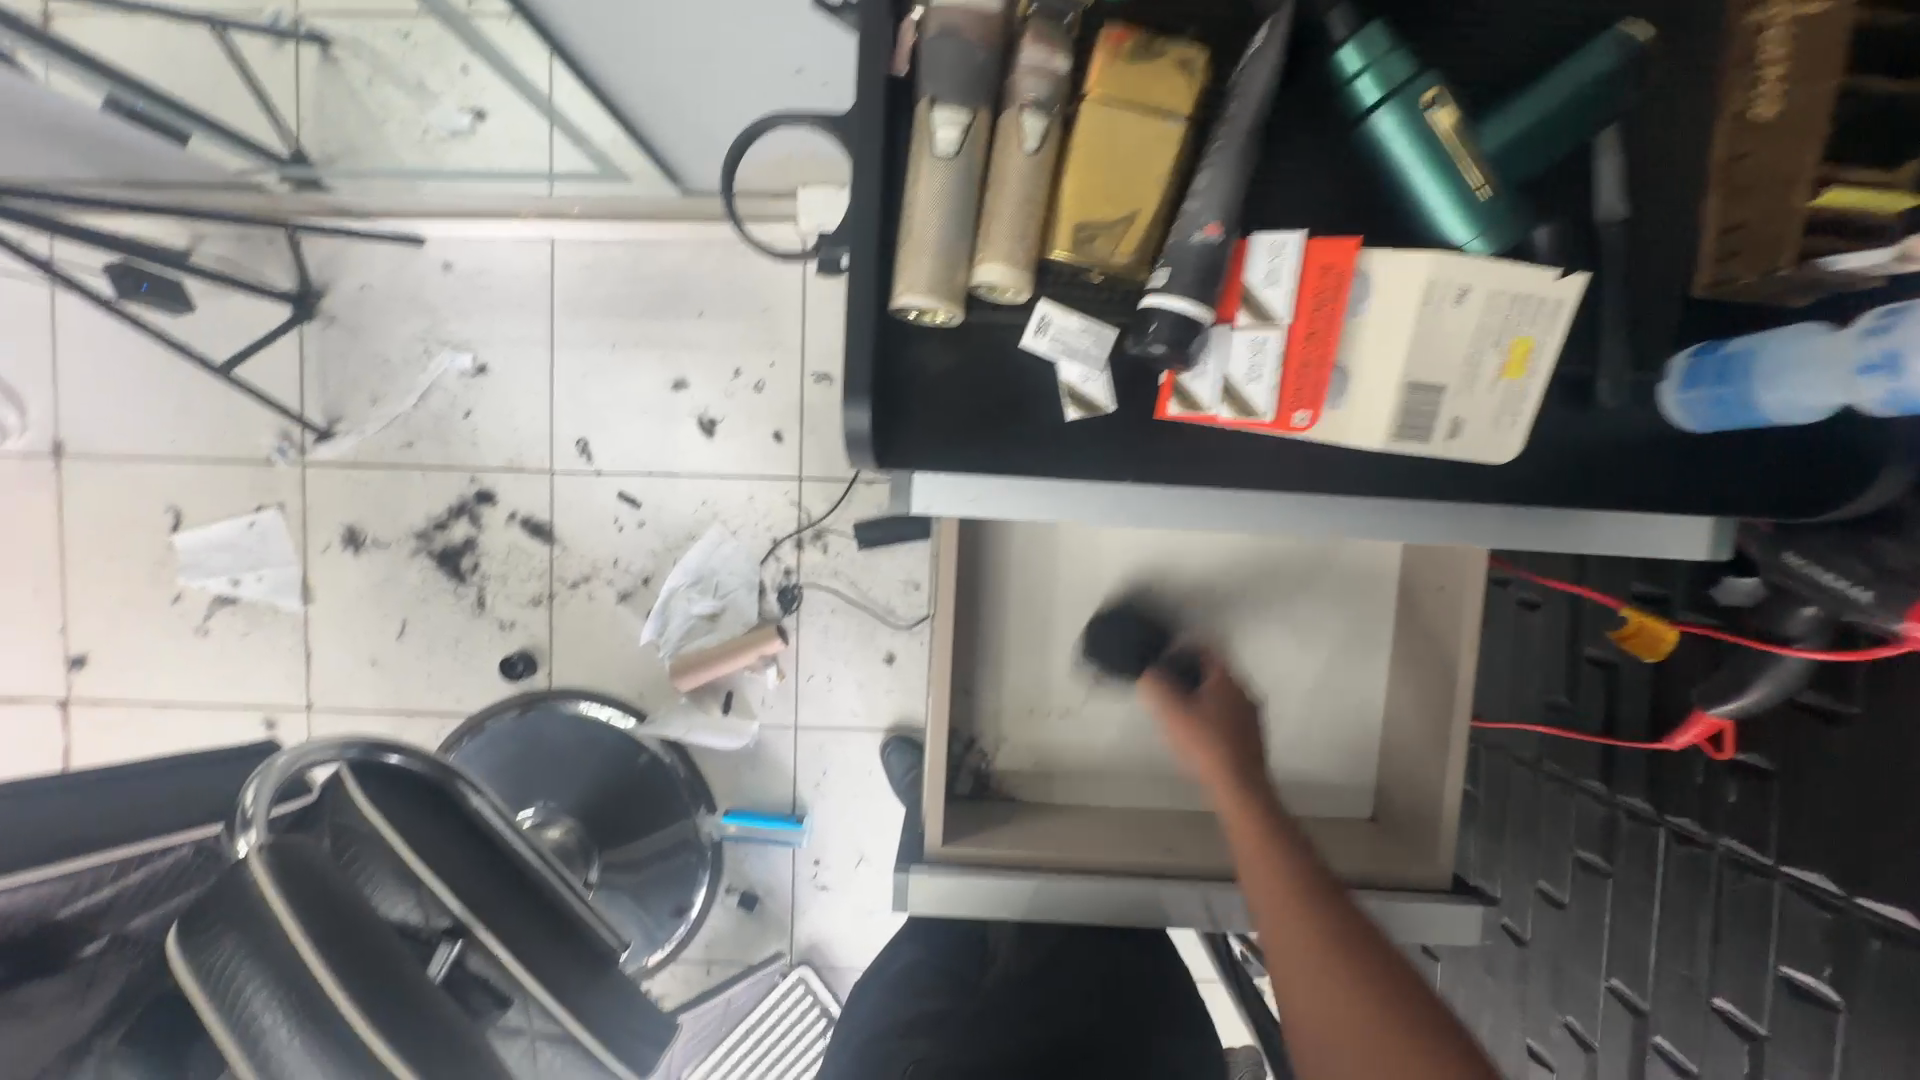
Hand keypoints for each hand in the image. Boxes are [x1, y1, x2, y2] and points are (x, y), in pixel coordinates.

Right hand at [1138, 651, 1270, 798]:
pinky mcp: (1253, 739)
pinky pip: (1230, 717)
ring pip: (1224, 697)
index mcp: (1227, 680)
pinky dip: (1214, 718)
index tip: (1168, 657)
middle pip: (1216, 675)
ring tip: (1182, 710)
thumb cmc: (1205, 743)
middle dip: (1193, 676)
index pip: (1206, 652)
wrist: (1240, 785)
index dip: (1184, 651)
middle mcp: (1244, 693)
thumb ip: (1156, 686)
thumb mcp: (1171, 711)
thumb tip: (1149, 673)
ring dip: (1204, 698)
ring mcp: (1252, 717)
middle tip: (1171, 685)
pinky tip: (1200, 734)